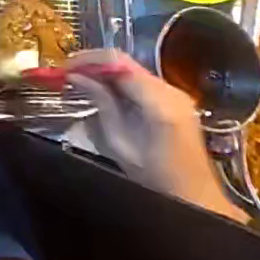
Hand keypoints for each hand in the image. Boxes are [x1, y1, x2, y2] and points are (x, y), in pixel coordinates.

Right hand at [69, 50, 244, 220]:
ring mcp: (176, 92)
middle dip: (94, 63)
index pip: (118, 63)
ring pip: (132, 68)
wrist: (195, 198)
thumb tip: (77, 77)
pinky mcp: (176, 99)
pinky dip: (119, 80)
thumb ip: (101, 104)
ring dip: (105, 71)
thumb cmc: (156, 179)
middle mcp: (170, 89)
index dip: (88, 60)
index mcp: (159, 101)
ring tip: (80, 79)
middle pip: (125, 62)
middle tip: (68, 73)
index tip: (64, 68)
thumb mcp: (120, 144)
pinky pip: (142, 80)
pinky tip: (104, 89)